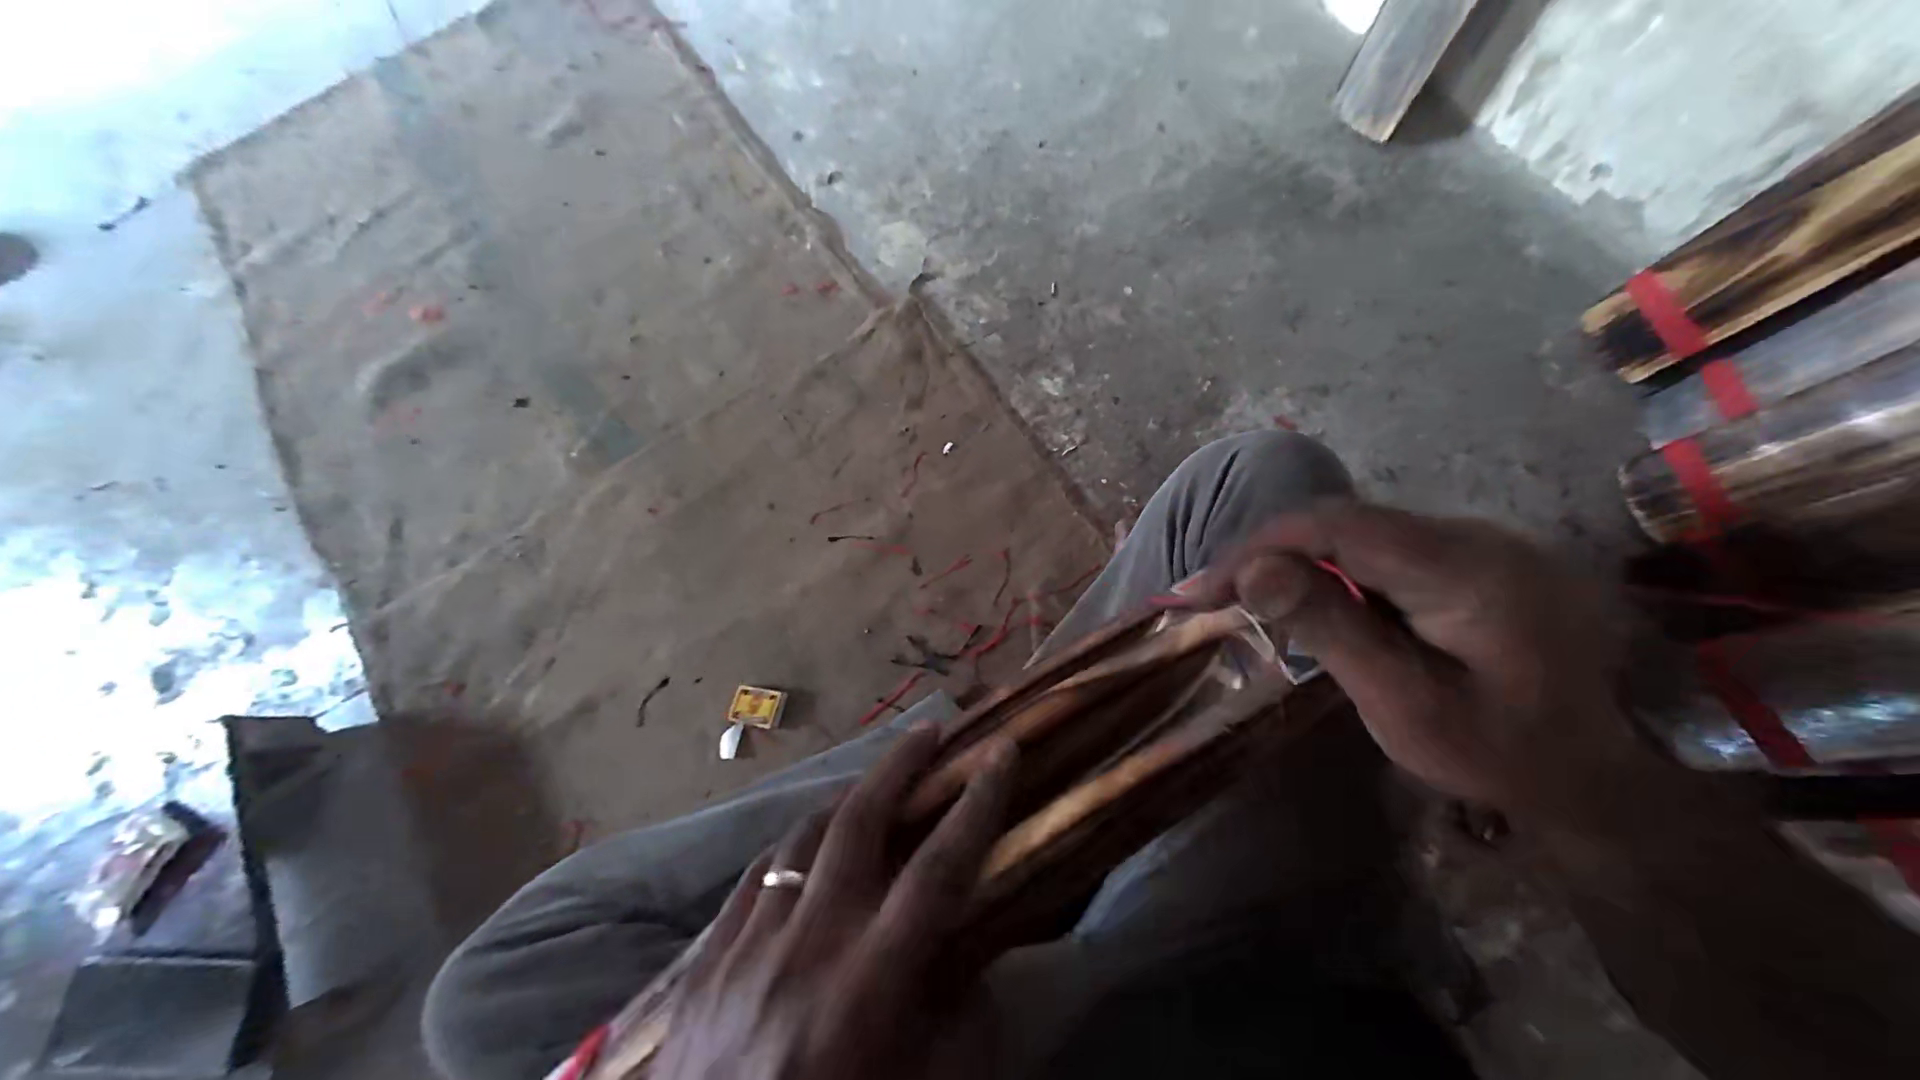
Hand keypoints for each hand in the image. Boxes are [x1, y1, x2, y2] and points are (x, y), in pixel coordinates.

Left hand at [653, 725, 1017, 1079]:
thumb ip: (966, 1028)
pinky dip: (791, 848)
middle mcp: (806, 947)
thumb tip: (975, 960)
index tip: (1002, 754)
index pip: (938, 869)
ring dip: (844, 801)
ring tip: (874, 784)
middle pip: (858, 824)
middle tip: (929, 733)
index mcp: (868, 986)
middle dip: (899, 767)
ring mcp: (747, 948)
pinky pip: (755, 878)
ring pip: (800, 839)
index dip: (978, 804)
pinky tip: (808, 844)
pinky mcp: (707, 963)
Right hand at [1183, 500, 1636, 811]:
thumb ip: (1332, 630)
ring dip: (1289, 562)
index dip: (1257, 548)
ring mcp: (1471, 542)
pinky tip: (1304, 601)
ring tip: (1240, 601)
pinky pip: (1375, 548)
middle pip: (1340, 521)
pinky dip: (1324, 571)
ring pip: (1353, 531)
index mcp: (1466, 570)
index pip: (1336, 526)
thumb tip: (1254, 569)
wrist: (1605, 772)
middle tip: (1207, 598)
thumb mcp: (1407, 706)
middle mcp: (1470, 535)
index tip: (1200, 592)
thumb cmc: (1503, 754)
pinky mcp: (1464, 557)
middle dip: (1264, 555)